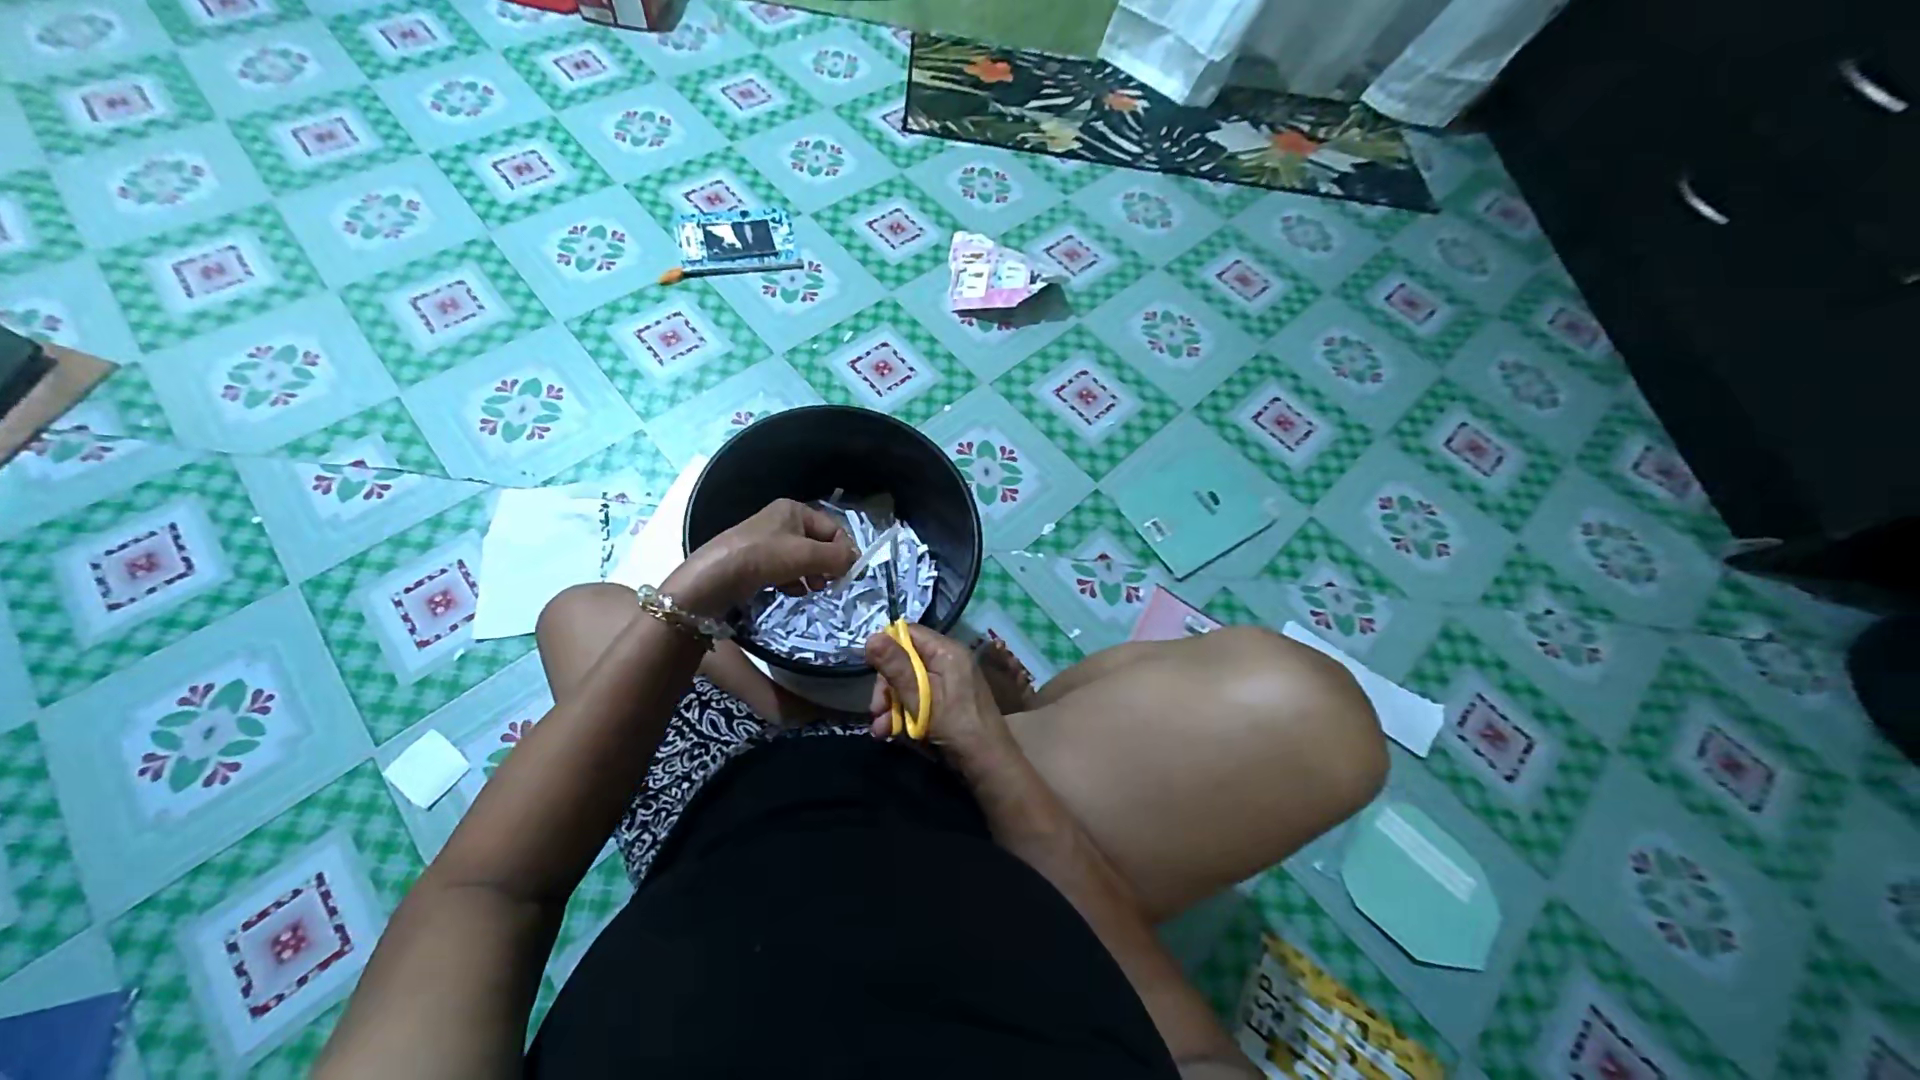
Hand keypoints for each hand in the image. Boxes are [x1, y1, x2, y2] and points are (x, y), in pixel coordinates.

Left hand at [665, 499, 856, 614]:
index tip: (845, 574)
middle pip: (819, 545)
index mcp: (795, 510)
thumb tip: (855, 562)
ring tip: (807, 589)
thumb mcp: (806, 555)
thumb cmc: (763, 557)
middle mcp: (782, 521)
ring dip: (810, 576)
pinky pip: (786, 570)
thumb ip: (837, 557)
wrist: (714, 578)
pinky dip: (792, 581)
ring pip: (803, 560)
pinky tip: (788, 591)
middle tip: (825, 584)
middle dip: (825, 565)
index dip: (843, 551)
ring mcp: (768, 542)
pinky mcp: (757, 561)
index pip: (833, 529)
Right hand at [866, 625, 1015, 770]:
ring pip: (909, 684)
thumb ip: (896, 667)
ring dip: (891, 706)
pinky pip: (920, 699)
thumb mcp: (920, 696)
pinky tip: (891, 732)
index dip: (887, 649)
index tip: (872, 671)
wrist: (988, 763)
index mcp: (947, 651)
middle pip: (906, 661)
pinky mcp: (947, 702)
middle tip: (876, 710)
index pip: (909, 633)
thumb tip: (871, 637)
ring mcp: (949, 682)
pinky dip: (904, 714)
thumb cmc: (955, 725)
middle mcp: (949, 661)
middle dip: (886, 687)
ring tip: (881, 730)